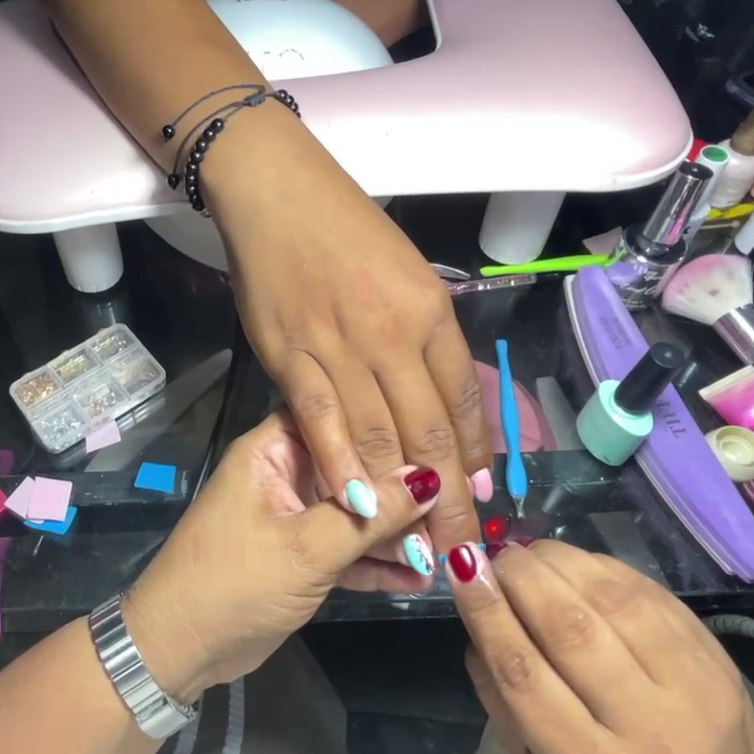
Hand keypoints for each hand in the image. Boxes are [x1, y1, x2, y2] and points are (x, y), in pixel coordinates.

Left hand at [122, 412, 442, 699]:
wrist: (181, 647)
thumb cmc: (234, 582)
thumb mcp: (306, 548)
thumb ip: (370, 516)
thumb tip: (432, 480)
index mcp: (272, 450)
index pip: (337, 417)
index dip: (389, 426)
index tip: (443, 443)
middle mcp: (285, 473)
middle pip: (355, 467)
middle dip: (404, 491)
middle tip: (460, 510)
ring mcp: (294, 515)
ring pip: (357, 512)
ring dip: (397, 533)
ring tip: (448, 551)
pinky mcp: (301, 554)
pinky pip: (348, 548)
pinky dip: (378, 562)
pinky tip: (422, 579)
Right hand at [204, 123, 493, 573]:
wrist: (276, 196)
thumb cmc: (345, 230)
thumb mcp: (406, 275)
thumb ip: (425, 340)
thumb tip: (440, 407)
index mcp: (431, 310)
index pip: (462, 400)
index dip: (473, 460)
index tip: (478, 504)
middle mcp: (393, 333)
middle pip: (427, 430)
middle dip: (448, 502)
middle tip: (462, 557)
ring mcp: (339, 344)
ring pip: (377, 434)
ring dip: (399, 499)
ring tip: (418, 552)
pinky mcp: (289, 354)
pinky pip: (321, 419)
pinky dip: (340, 466)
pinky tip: (356, 506)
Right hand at [445, 541, 753, 753]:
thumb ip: (502, 706)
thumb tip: (475, 624)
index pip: (526, 677)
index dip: (488, 613)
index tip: (461, 567)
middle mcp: (653, 736)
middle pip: (571, 631)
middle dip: (522, 578)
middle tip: (494, 557)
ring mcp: (698, 694)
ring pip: (615, 602)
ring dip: (561, 562)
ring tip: (529, 554)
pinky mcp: (720, 662)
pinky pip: (651, 595)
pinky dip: (601, 568)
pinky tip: (573, 564)